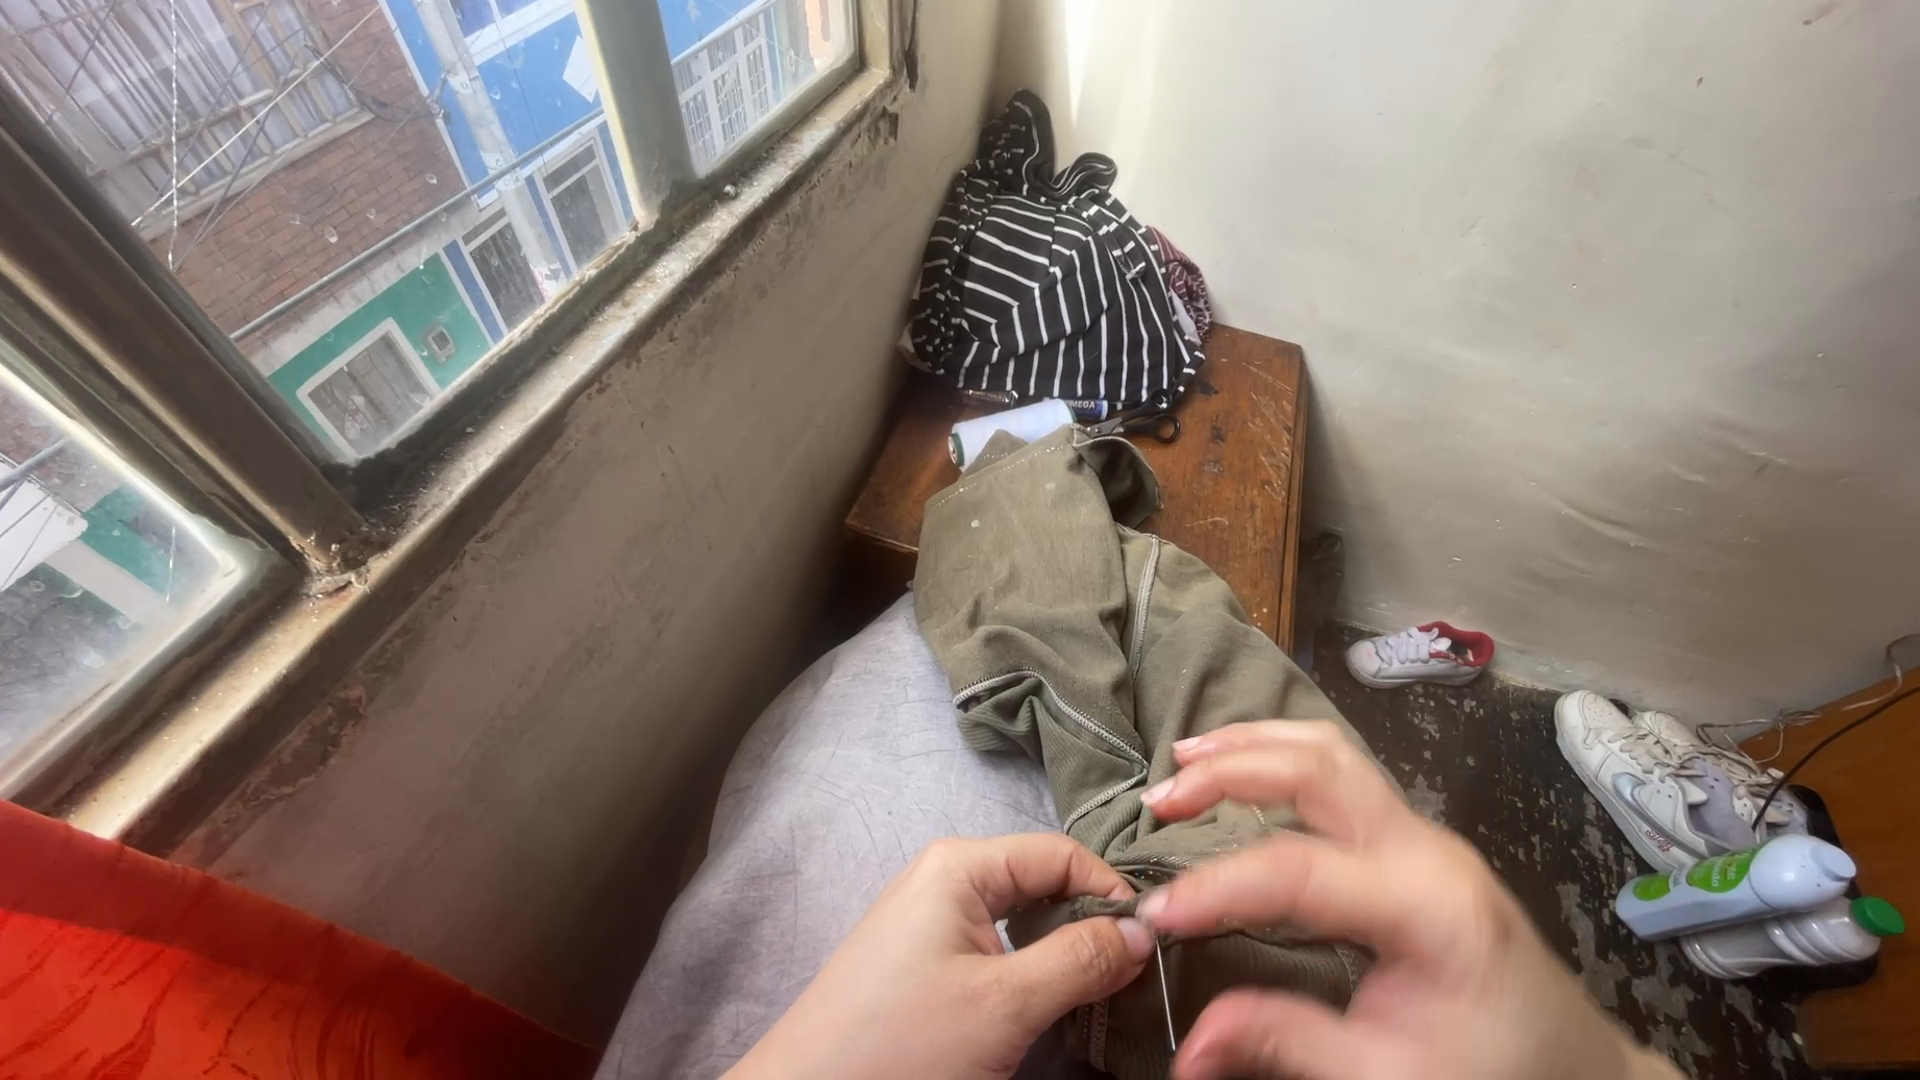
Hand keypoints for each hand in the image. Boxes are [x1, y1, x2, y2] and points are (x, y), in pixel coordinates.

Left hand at [728, 833, 1155, 1079]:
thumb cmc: (906, 1044)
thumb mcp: (1004, 1005)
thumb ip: (1079, 961)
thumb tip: (1143, 930)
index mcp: (962, 863)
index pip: (1059, 853)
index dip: (1110, 890)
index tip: (1153, 943)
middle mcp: (946, 873)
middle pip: (1041, 879)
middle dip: (1088, 921)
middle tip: (1132, 973)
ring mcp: (932, 913)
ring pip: (1020, 914)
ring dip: (1062, 947)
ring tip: (1099, 991)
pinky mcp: (925, 953)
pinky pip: (995, 941)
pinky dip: (1031, 964)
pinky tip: (1050, 999)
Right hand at [1137, 720, 1682, 1079]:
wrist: (1582, 1069)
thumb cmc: (1492, 1075)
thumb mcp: (1388, 1079)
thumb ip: (1283, 1044)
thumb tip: (1187, 1051)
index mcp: (1429, 906)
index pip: (1297, 871)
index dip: (1216, 885)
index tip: (1158, 913)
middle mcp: (1424, 845)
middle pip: (1315, 769)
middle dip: (1228, 773)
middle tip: (1160, 802)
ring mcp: (1420, 828)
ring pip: (1325, 748)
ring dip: (1249, 743)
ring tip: (1184, 758)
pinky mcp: (1407, 830)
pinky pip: (1335, 762)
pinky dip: (1275, 747)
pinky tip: (1236, 760)